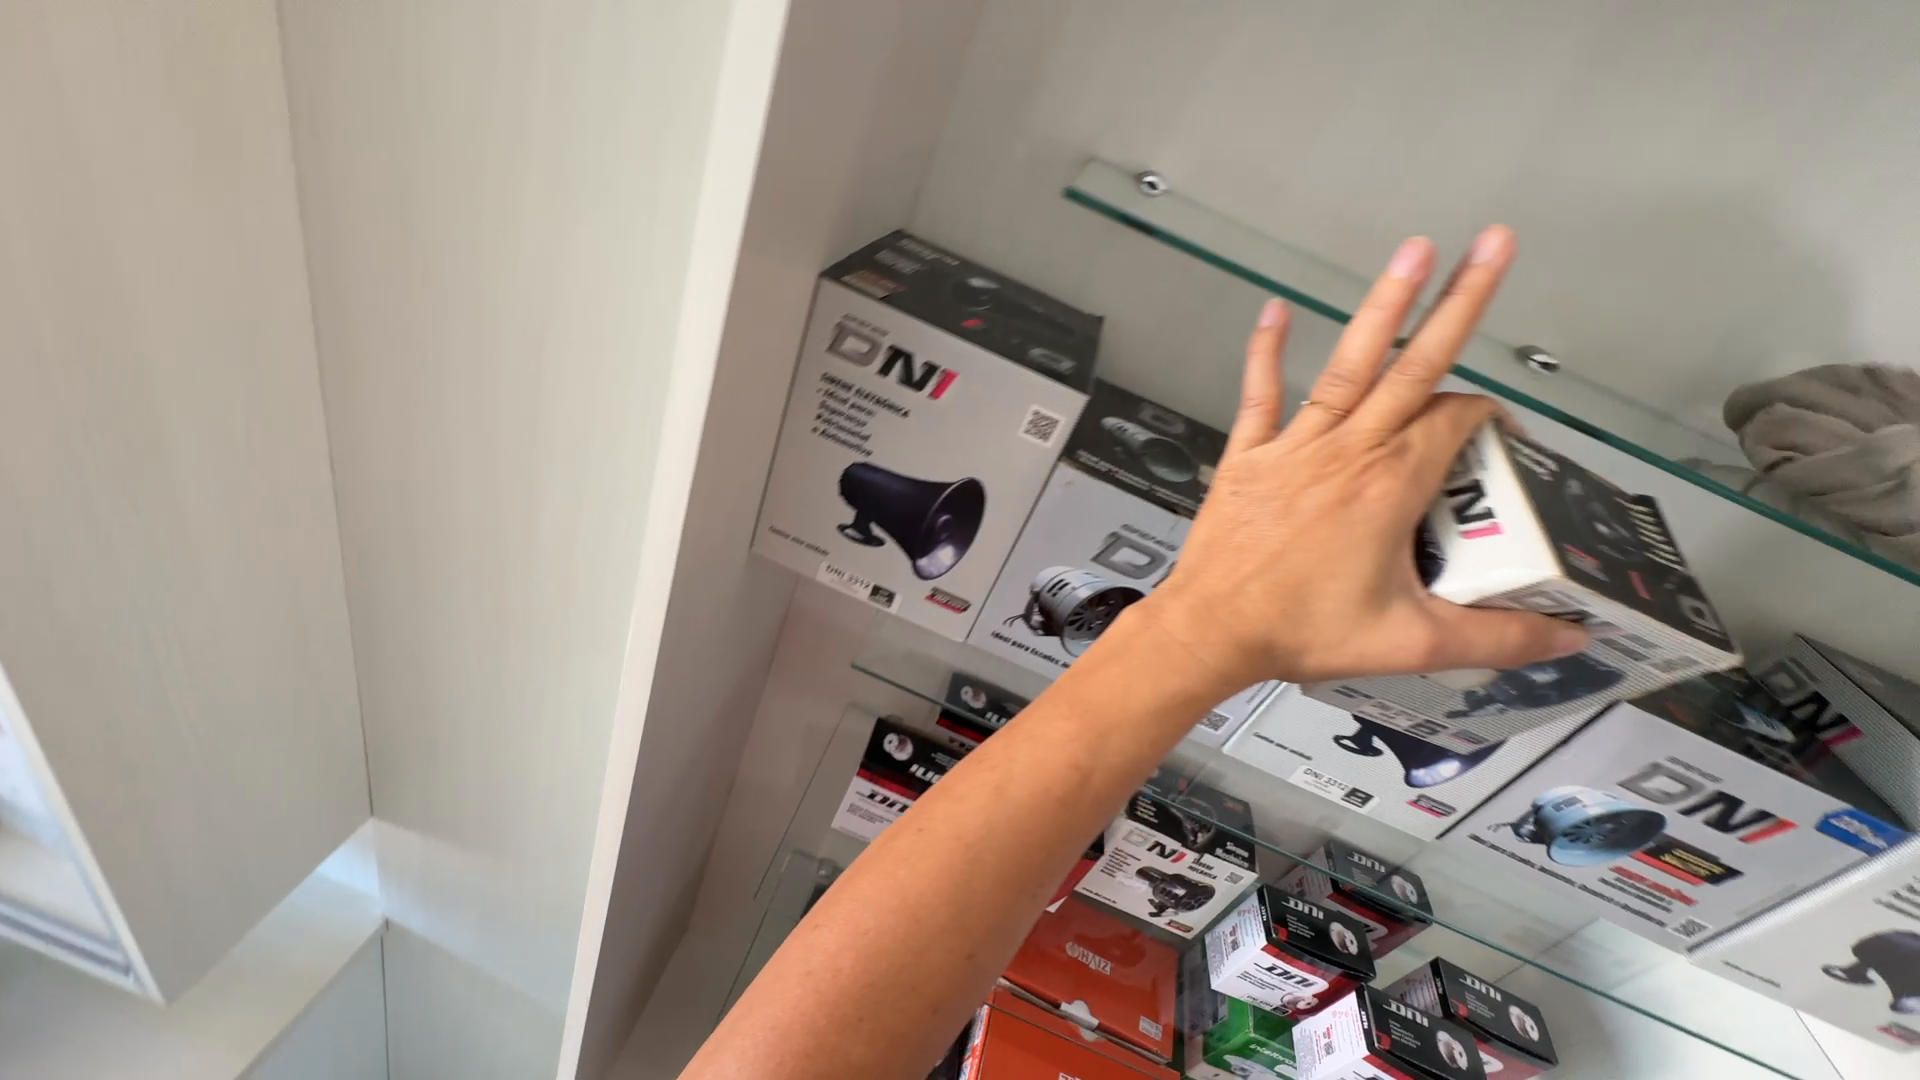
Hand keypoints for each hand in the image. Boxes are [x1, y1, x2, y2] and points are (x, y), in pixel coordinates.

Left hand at [1140, 226, 1589, 689]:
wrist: (1213, 629)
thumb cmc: (1302, 631)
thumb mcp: (1411, 643)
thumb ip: (1496, 639)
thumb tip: (1567, 639)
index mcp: (1391, 485)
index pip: (1457, 424)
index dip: (1487, 419)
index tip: (1497, 432)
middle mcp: (1347, 451)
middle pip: (1416, 367)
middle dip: (1461, 303)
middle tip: (1494, 243)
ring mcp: (1293, 447)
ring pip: (1348, 366)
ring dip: (1383, 307)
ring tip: (1414, 250)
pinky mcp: (1249, 457)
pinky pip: (1260, 394)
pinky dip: (1266, 353)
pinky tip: (1274, 311)